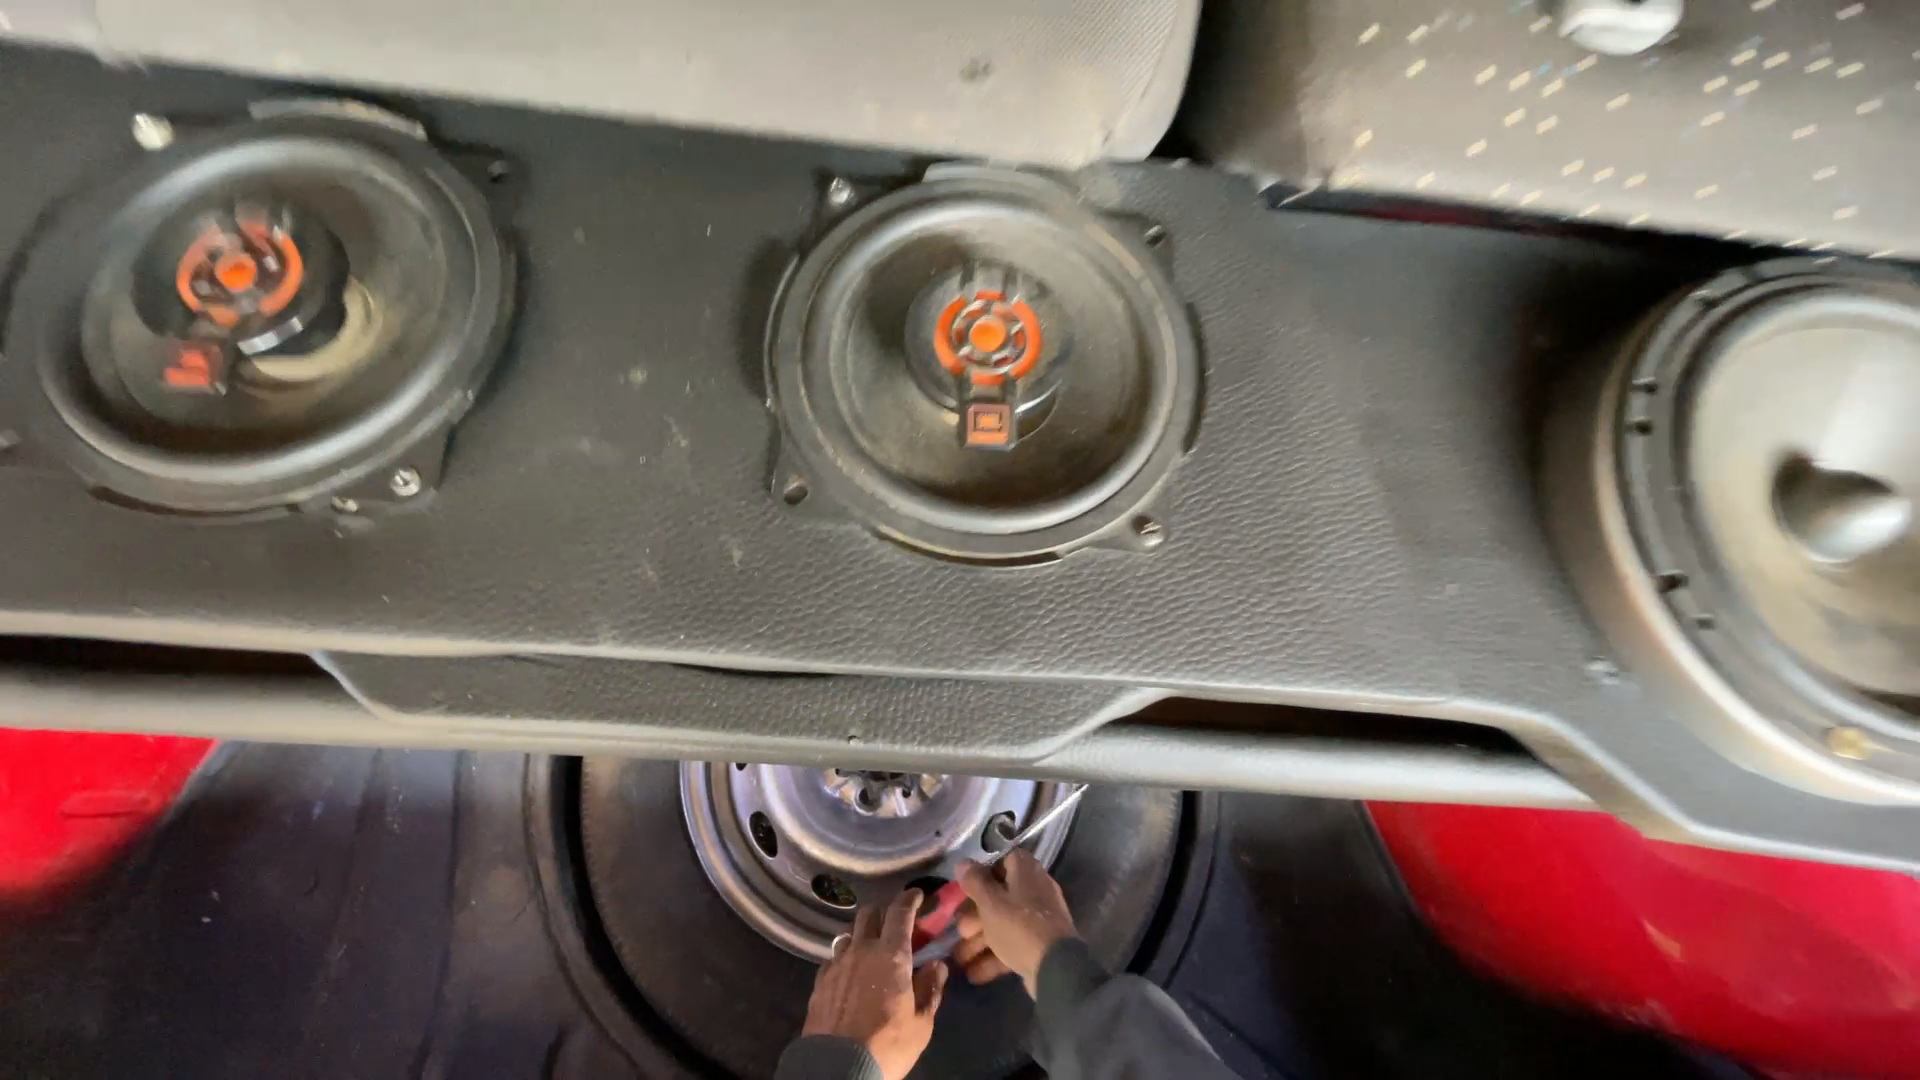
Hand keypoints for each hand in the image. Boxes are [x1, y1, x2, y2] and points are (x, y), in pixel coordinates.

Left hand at [801, 889, 949, 1079]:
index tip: (917, 895)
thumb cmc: (886, 1046)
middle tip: (894, 927)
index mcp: (891, 954)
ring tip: (870, 952)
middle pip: (870, 913)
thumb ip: (930, 990)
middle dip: (884, 913)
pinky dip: (844, 958)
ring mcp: (837, 964)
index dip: (910, 898)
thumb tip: (937, 965)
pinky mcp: (819, 981)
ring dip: (862, 936)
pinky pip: (833, 958)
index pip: (900, 911)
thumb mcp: (921, 1025)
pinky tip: (849, 975)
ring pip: (849, 934)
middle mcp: (862, 949)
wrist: (837, 1071)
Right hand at [952, 849, 1079, 996]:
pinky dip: (994, 957)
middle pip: (998, 897)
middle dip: (975, 917)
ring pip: (1003, 924)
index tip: (964, 891)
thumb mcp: (991, 902)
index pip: (1001, 862)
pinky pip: (1013, 944)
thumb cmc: (1020, 926)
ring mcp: (1039, 918)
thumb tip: (962, 863)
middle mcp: (1034, 889)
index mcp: (1025, 870)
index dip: (980, 875)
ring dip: (980, 941)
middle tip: (960, 932)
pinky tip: (974, 974)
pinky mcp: (1040, 944)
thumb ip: (975, 882)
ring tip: (960, 959)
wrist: (1056, 968)